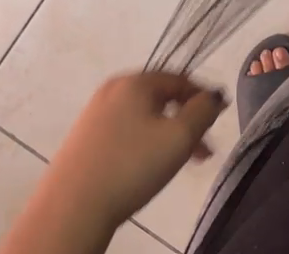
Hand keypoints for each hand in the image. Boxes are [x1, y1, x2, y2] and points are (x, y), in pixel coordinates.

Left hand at [39, 73, 225, 231]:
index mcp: (135, 81)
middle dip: (185, 120)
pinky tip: (145, 167)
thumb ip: (203, 111)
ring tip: (177, 162)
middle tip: (202, 149)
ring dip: (165, 134)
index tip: (218, 120)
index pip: (179, 79)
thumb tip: (213, 95)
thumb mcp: (179, 137)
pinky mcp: (82, 139)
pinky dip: (142, 142)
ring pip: (142, 116)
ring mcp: (93, 114)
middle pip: (160, 98)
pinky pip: (123, 130)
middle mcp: (112, 89)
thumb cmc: (131, 166)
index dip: (203, 97)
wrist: (70, 209)